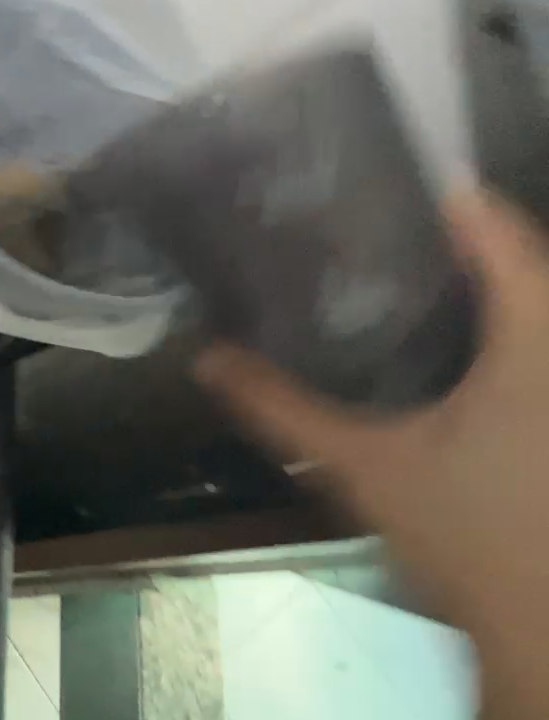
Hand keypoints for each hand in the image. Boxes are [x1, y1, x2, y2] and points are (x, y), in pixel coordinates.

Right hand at [194, 189, 548, 643]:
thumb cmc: (473, 539)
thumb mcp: (359, 466)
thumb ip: (279, 406)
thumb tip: (204, 356)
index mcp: (541, 362)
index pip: (519, 261)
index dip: (475, 215)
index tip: (428, 181)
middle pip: (538, 287)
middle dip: (484, 250)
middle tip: (407, 227)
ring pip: (542, 327)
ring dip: (501, 295)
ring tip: (427, 276)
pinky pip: (538, 361)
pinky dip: (506, 342)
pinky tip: (458, 355)